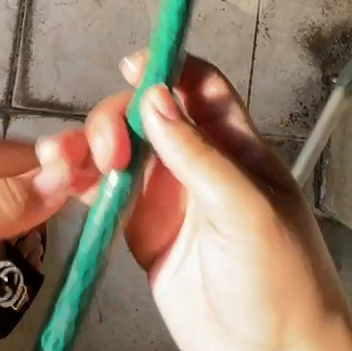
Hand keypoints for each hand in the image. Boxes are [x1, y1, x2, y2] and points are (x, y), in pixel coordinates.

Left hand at [0, 133, 71, 350]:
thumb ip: (2, 202)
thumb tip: (61, 173)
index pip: (16, 147)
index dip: (57, 156)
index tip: (99, 169)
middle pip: (5, 163)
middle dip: (47, 172)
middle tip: (87, 193)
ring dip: (28, 194)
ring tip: (60, 209)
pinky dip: (6, 218)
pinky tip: (11, 234)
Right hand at [40, 53, 351, 350]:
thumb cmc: (284, 285)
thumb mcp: (247, 212)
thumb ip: (198, 155)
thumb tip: (155, 96)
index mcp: (233, 146)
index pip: (199, 86)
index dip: (167, 66)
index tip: (132, 66)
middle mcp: (196, 161)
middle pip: (146, 113)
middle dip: (118, 118)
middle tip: (109, 148)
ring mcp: (166, 195)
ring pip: (119, 148)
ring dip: (89, 144)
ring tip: (67, 160)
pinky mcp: (141, 229)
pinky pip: (105, 193)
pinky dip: (82, 182)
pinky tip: (67, 182)